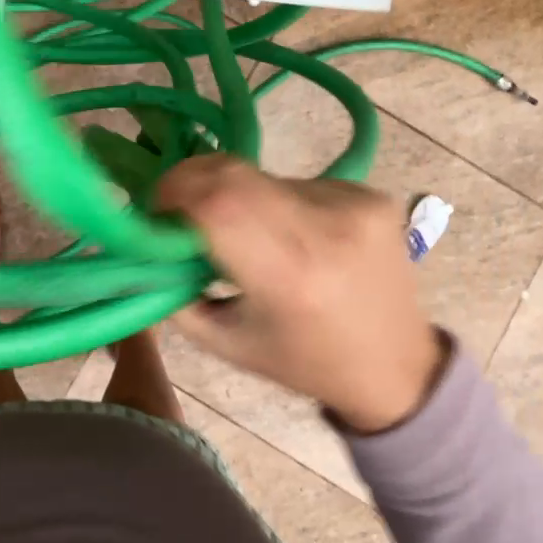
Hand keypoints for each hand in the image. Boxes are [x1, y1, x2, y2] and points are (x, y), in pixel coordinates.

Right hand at [159, 155, 445, 433]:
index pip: (216, 202)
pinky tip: (290, 233)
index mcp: (288, 277)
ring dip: (237, 194)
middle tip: (180, 207)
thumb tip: (141, 243)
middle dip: (193, 181)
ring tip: (245, 231)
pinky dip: (276, 200)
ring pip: (262, 176)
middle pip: (234, 174)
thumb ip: (175, 292)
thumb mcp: (226, 341)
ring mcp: (352, 204)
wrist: (400, 369)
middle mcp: (325, 229)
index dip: (174, 192)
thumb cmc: (303, 362)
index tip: (155, 208)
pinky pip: (296, 181)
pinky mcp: (369, 192)